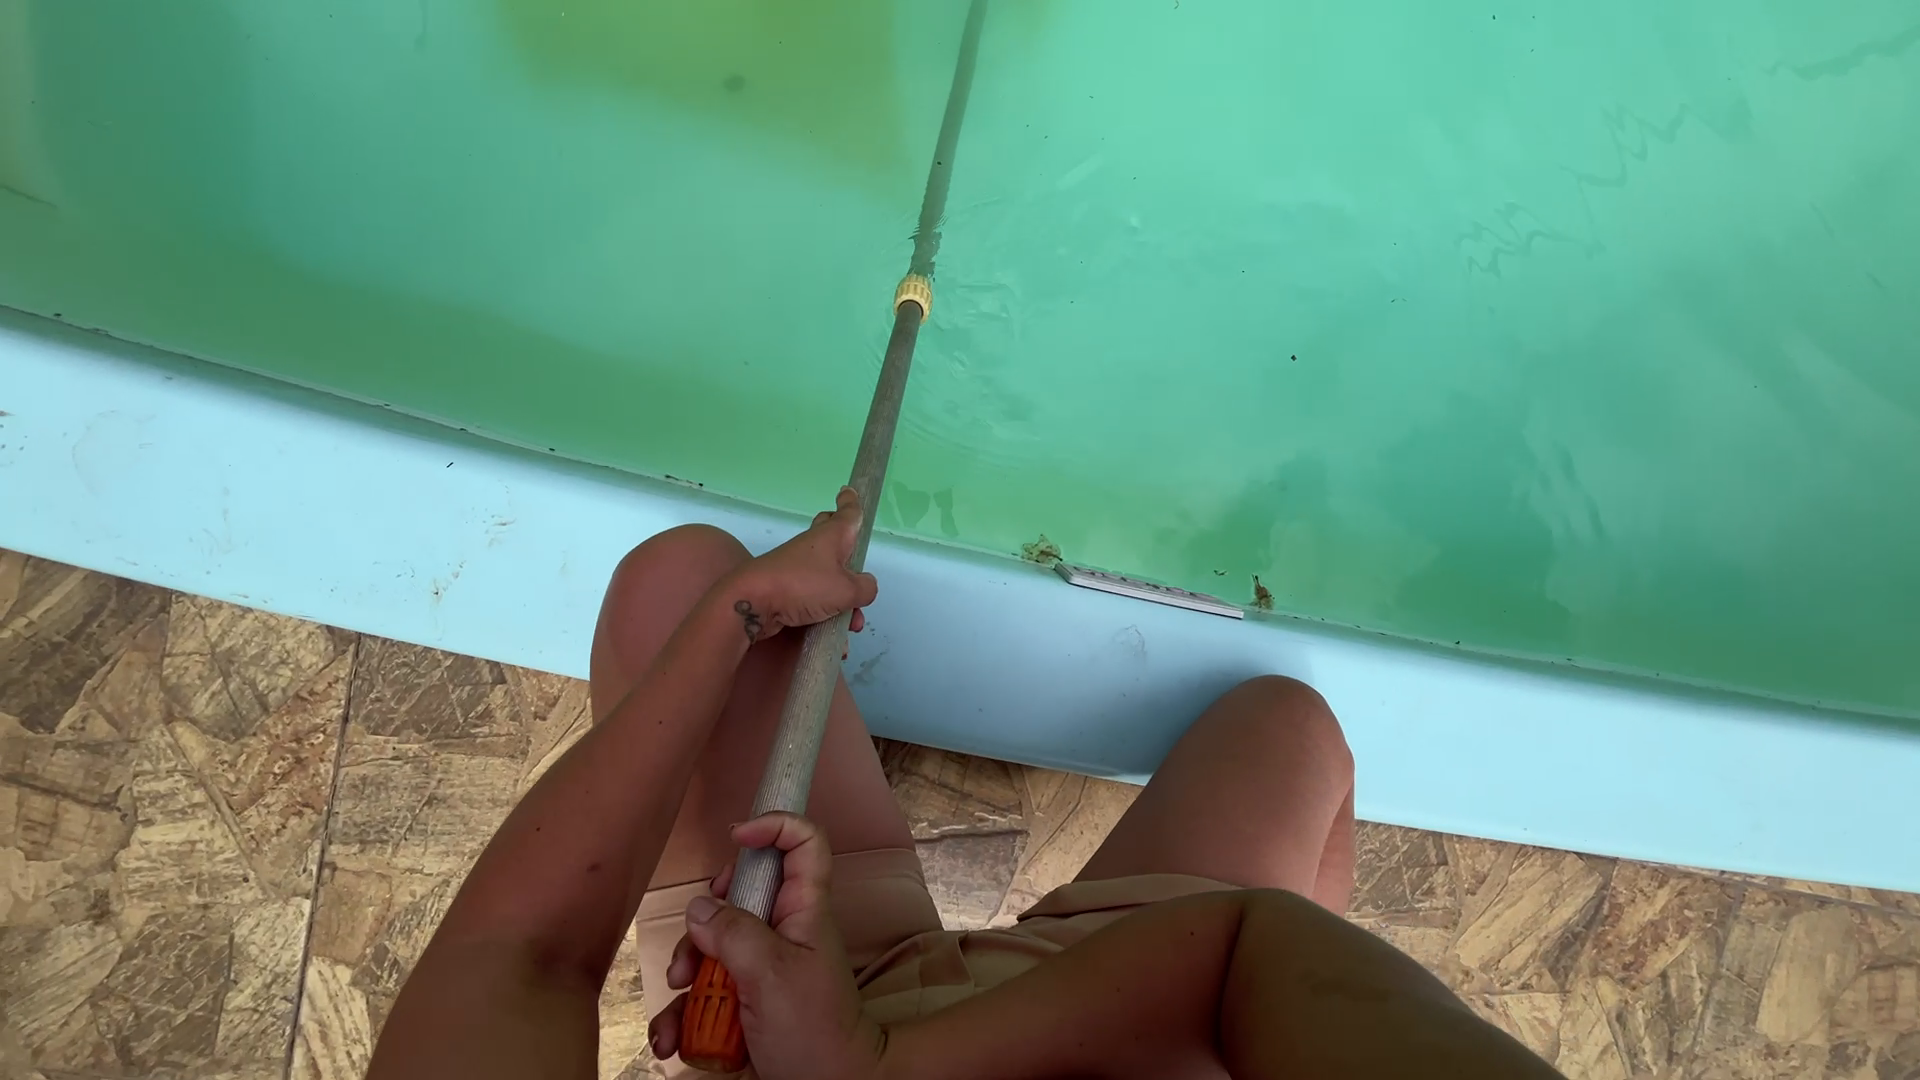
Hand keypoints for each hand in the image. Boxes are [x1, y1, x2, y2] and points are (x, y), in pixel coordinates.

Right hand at [649, 814, 884, 1079]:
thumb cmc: (815, 1028)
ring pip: (713, 942)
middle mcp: (781, 926)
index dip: (776, 825)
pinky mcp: (742, 997)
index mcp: (804, 907)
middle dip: (705, 919)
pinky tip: (671, 1037)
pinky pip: (704, 990)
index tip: (739, 835)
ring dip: (687, 971)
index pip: (804, 842)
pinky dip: (682, 1012)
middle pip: (739, 893)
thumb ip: (734, 934)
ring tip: (680, 1002)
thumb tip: (699, 907)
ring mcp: (760, 961)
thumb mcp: (772, 975)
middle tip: (694, 950)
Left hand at [719, 487, 878, 642]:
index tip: (850, 490)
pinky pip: (814, 594)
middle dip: (847, 545)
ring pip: (827, 573)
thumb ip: (865, 588)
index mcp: (831, 537)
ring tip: (851, 623)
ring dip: (844, 596)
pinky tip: (834, 633)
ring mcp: (797, 566)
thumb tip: (865, 587)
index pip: (847, 513)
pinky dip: (827, 610)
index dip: (852, 502)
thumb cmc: (803, 586)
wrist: (753, 602)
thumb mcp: (847, 591)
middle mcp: (814, 547)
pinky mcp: (786, 586)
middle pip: (832, 536)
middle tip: (855, 554)